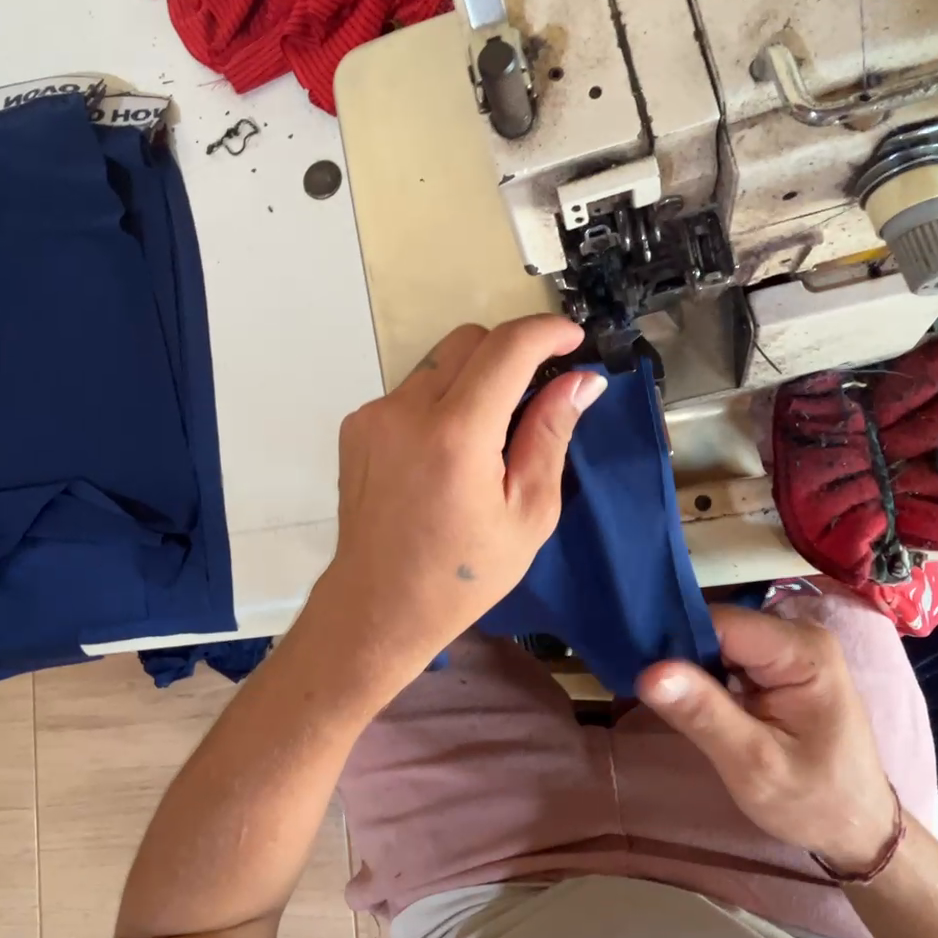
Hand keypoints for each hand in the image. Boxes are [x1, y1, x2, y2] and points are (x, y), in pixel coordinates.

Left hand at [307, 315, 605, 671]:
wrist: (379, 604)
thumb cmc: (463, 573)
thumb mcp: (529, 512)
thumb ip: (551, 434)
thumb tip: (581, 381)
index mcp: (456, 435)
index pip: (506, 348)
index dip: (546, 332)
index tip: (572, 339)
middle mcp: (406, 411)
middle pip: (468, 340)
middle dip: (509, 353)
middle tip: (533, 395)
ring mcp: (374, 415)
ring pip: (437, 363)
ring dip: (472, 379)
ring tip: (486, 437)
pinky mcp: (356, 426)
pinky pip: (409, 390)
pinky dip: (438, 402)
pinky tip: (444, 453)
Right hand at [637, 605, 898, 873]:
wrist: (857, 830)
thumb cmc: (813, 802)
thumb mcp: (753, 766)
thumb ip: (703, 714)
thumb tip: (649, 672)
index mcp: (803, 650)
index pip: (719, 623)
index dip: (677, 641)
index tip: (643, 672)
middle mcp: (798, 634)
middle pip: (717, 626)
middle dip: (682, 655)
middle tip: (653, 694)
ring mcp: (790, 646)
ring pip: (717, 638)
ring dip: (690, 666)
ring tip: (669, 698)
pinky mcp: (779, 661)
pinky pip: (727, 652)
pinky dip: (704, 674)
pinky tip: (693, 699)